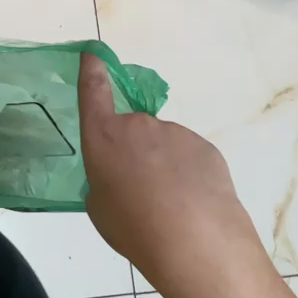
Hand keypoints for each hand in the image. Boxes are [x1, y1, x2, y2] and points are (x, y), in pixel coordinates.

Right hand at [77, 53, 256, 286]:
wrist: (196, 243)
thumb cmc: (133, 227)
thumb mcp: (99, 208)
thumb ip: (104, 180)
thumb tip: (122, 176)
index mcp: (104, 137)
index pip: (94, 92)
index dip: (92, 71)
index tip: (93, 53)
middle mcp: (138, 126)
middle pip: (131, 131)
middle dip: (133, 153)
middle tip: (138, 191)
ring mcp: (176, 133)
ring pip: (163, 145)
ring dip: (163, 166)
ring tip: (170, 206)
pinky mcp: (206, 147)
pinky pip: (189, 157)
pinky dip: (188, 174)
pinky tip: (192, 204)